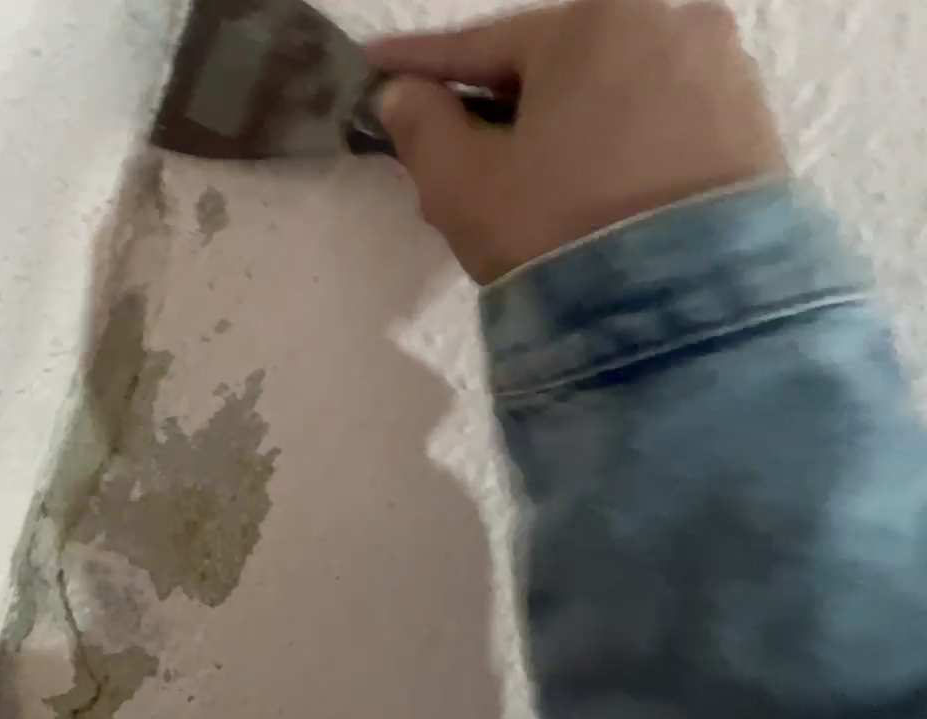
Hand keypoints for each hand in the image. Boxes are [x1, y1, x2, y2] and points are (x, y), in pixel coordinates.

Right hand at [368, 0, 787, 284]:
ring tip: (509, 162)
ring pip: (597, 83)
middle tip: (442, 131)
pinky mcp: (745, 111)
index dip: (414, 62)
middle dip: (489, 94)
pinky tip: (571, 173)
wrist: (675, 293)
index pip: (477, 43)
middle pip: (545, 59)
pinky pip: (644, 108)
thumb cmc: (549, 222)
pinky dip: (597, 132)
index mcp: (590, 21)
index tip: (372, 65)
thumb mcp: (458, 180)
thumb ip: (421, 125)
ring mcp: (718, 59)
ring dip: (546, 114)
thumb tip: (402, 92)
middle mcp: (666, 15)